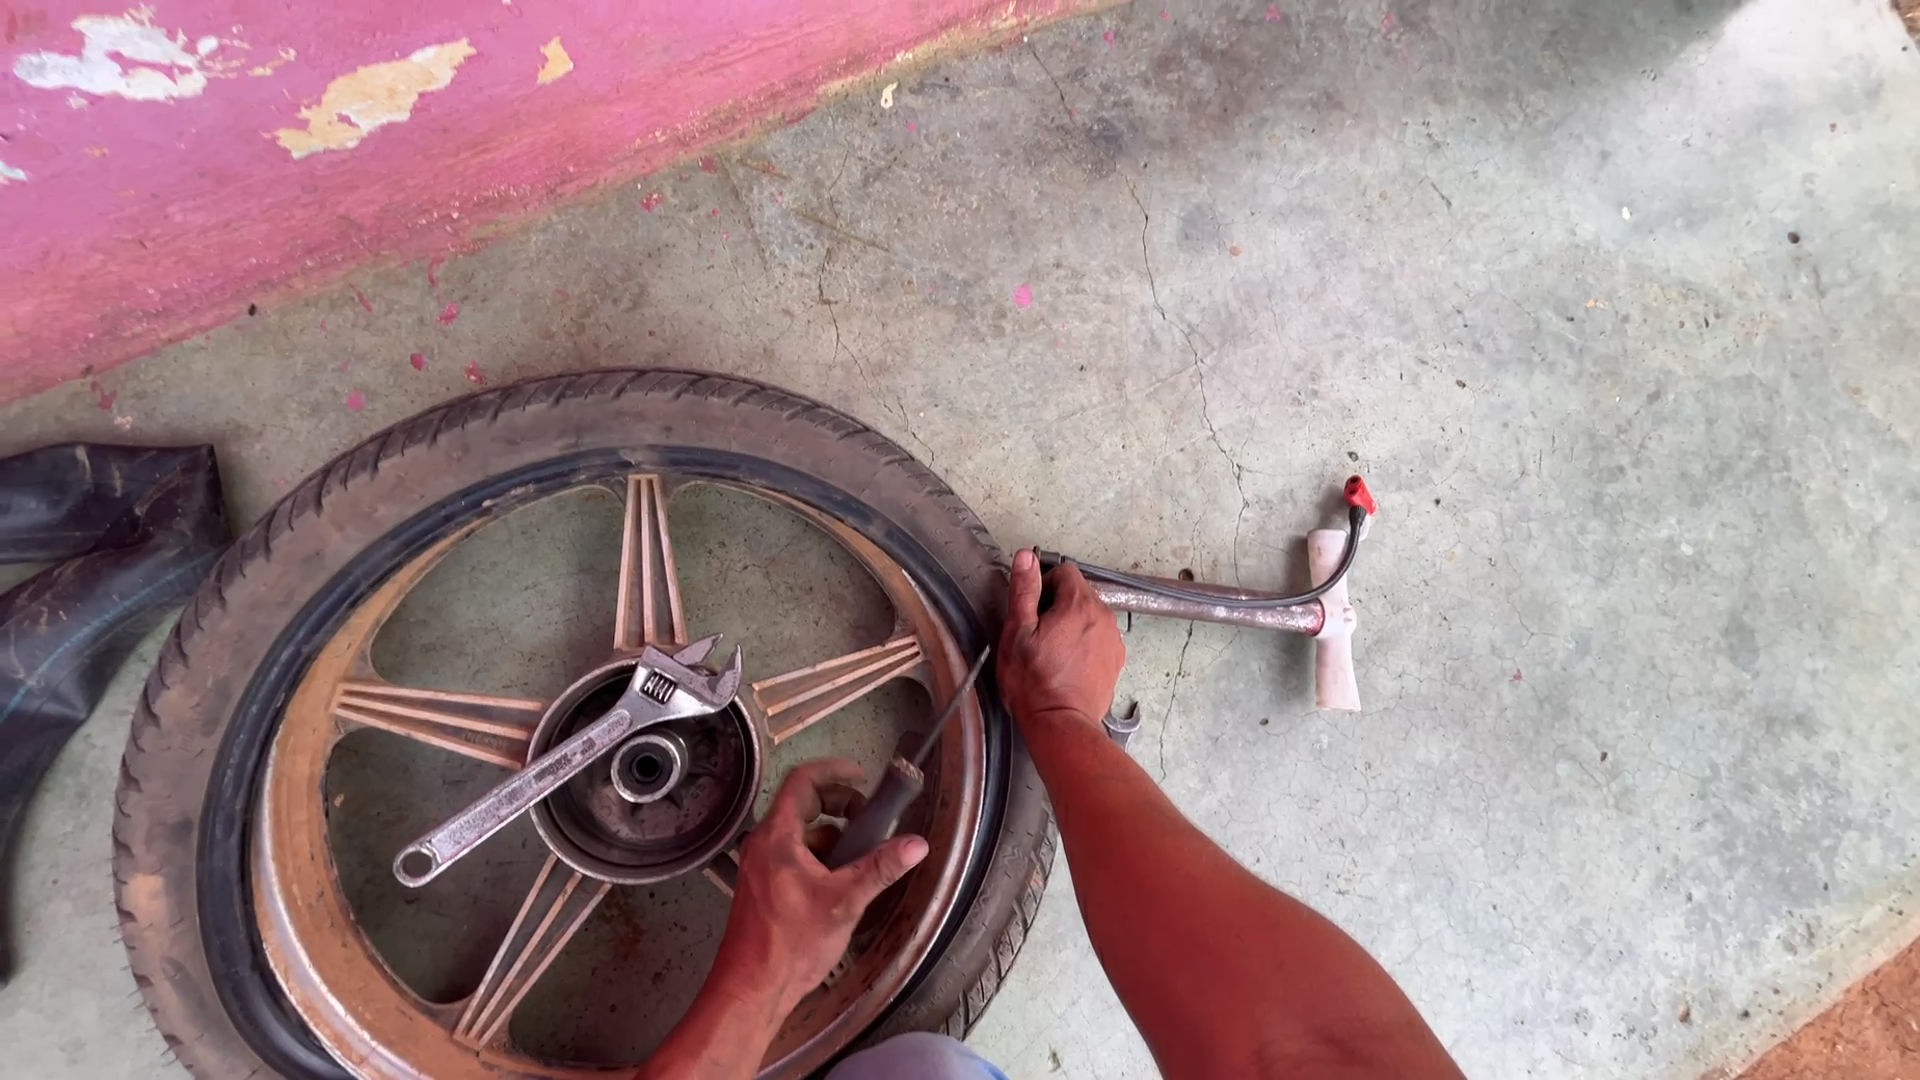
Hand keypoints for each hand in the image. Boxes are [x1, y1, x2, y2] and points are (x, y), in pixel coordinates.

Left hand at [709, 758, 929, 1018]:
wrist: (751, 992)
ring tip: (861, 849)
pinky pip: (794, 852)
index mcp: (777, 835)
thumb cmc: (791, 945)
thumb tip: (917, 844)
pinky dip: (820, 853)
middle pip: (802, 801)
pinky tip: (840, 877)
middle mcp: (764, 842)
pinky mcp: (763, 884)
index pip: (803, 780)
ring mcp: (761, 863)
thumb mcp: (844, 902)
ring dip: (832, 830)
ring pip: (800, 829)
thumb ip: (880, 868)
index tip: (862, 776)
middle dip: (839, 802)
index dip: (834, 770)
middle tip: (867, 815)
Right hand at [999, 549, 1125, 727]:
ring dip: (1071, 623)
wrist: (1060, 724)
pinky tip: (1066, 663)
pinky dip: (1084, 642)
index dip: (1043, 585)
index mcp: (1078, 604)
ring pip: (1088, 615)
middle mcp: (1103, 616)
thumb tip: (1026, 558)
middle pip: (1078, 592)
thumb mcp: (1018, 632)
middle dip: (1057, 604)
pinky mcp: (1114, 659)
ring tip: (1051, 651)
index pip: (1064, 571)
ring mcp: (1112, 639)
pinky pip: (1097, 636)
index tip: (1032, 609)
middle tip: (1038, 633)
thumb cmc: (1034, 683)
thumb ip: (1024, 590)